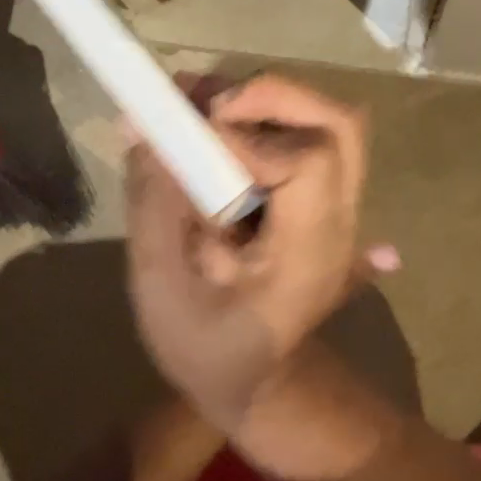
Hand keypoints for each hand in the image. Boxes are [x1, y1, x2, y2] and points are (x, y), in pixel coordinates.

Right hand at [125, 75, 397, 435]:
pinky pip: (309, 139)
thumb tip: (140, 123)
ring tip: (199, 111)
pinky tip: (217, 130)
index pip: (307, 162)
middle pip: (338, 126)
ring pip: (328, 123)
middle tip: (203, 107)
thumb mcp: (161, 286)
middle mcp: (340, 222)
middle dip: (270, 97)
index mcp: (309, 252)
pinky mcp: (321, 201)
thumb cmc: (204, 351)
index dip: (244, 138)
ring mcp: (339, 210)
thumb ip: (153, 202)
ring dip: (266, 103)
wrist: (254, 382)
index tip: (185, 141)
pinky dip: (266, 120)